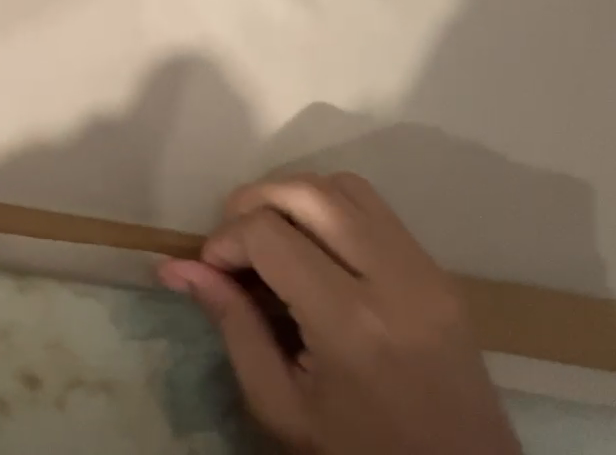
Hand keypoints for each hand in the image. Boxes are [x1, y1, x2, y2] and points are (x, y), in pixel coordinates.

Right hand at [158, 173, 520, 454]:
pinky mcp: (440, 273)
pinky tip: (314, 252)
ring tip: (273, 241)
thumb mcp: (280, 404)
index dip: (224, 241)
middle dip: (254, 202)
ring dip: (294, 199)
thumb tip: (175, 267)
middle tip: (234, 244)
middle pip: (307, 192)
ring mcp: (426, 271)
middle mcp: (395, 280)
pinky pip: (375, 210)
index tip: (212, 273)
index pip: (267, 233)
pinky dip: (331, 211)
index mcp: (350, 322)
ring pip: (344, 186)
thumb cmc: (357, 453)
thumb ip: (230, 324)